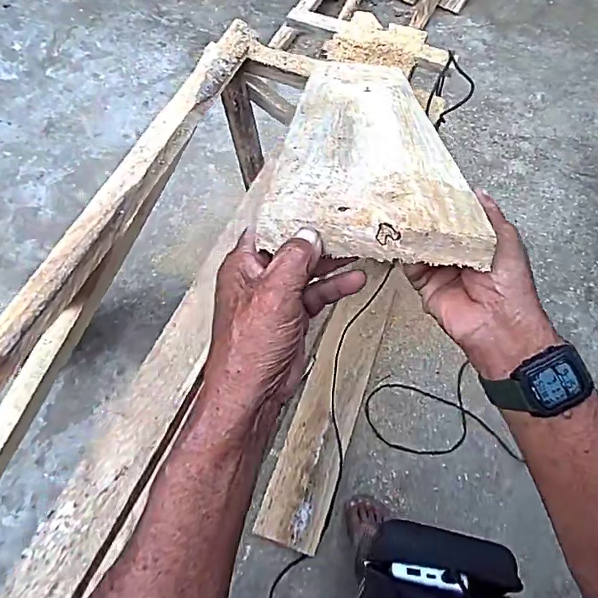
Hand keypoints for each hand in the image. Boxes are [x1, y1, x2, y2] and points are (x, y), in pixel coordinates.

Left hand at [205, 228, 365, 419]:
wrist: (252, 391)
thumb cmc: (246, 349)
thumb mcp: (273, 293)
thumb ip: (293, 259)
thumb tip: (308, 235)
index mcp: (243, 266)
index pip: (267, 229)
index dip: (290, 217)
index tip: (315, 206)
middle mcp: (258, 279)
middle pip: (292, 249)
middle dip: (318, 241)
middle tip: (343, 230)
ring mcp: (276, 298)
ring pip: (308, 272)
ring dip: (331, 265)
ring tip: (355, 253)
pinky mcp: (291, 316)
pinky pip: (316, 294)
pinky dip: (334, 288)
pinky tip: (352, 282)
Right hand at [403, 190, 561, 379]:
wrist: (500, 323)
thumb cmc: (512, 285)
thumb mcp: (507, 240)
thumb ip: (490, 216)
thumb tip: (479, 193)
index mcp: (479, 245)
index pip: (458, 221)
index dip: (447, 206)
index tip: (435, 189)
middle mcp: (459, 257)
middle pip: (436, 232)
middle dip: (427, 218)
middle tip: (414, 198)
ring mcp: (441, 271)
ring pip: (421, 246)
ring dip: (413, 232)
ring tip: (403, 212)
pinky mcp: (427, 286)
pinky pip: (412, 267)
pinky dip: (406, 252)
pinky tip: (402, 237)